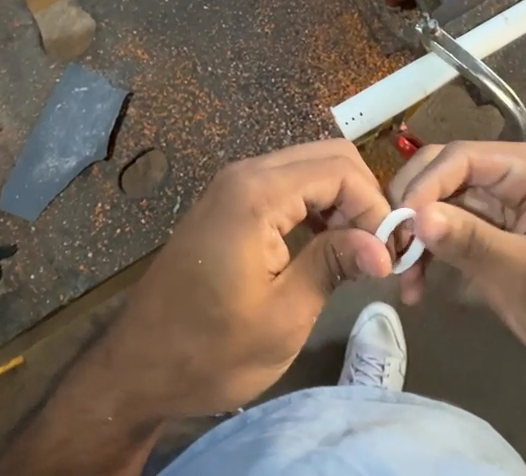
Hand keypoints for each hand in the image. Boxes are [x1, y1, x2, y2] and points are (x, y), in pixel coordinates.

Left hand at [90, 139, 394, 415]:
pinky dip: (317, 203)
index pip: (340, 171)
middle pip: (328, 156)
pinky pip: (287, 183)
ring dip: (342, 199)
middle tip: (376, 249)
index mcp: (257, 194)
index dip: (374, 207)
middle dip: (362, 196)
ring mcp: (234, 184)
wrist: (137, 369)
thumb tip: (386, 247)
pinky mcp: (229, 201)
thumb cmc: (210, 350)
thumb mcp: (283, 316)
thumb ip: (334, 265)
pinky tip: (326, 243)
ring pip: (309, 166)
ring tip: (357, 250)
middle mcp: (246, 173)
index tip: (389, 254)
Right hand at [389, 141, 525, 372]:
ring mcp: (496, 200)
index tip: (398, 226)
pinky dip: (424, 251)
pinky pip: (441, 226)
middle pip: (441, 170)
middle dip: (412, 205)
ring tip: (398, 272)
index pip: (462, 157)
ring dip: (413, 232)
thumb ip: (475, 243)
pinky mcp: (485, 228)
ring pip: (434, 198)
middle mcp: (509, 173)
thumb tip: (418, 218)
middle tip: (388, 247)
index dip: (425, 185)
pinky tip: (415, 287)